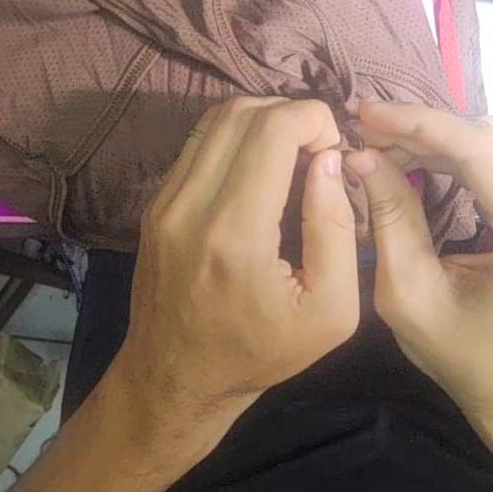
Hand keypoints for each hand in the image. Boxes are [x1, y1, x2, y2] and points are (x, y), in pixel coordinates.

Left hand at [96, 97, 360, 449]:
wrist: (174, 378)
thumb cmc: (258, 353)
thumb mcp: (330, 312)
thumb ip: (337, 229)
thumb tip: (330, 160)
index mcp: (236, 233)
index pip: (273, 129)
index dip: (314, 119)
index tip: (334, 149)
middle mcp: (191, 205)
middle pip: (242, 112)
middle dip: (291, 115)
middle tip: (316, 150)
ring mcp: (164, 201)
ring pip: (215, 120)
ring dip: (261, 121)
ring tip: (290, 156)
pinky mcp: (155, 204)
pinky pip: (198, 144)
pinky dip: (234, 139)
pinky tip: (257, 171)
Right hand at [344, 101, 492, 460]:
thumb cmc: (466, 360)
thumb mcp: (409, 294)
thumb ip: (389, 216)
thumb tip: (360, 154)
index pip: (480, 151)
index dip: (417, 124)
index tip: (362, 111)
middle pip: (489, 141)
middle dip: (420, 129)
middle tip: (361, 127)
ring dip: (433, 139)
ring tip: (378, 141)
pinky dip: (452, 156)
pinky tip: (412, 157)